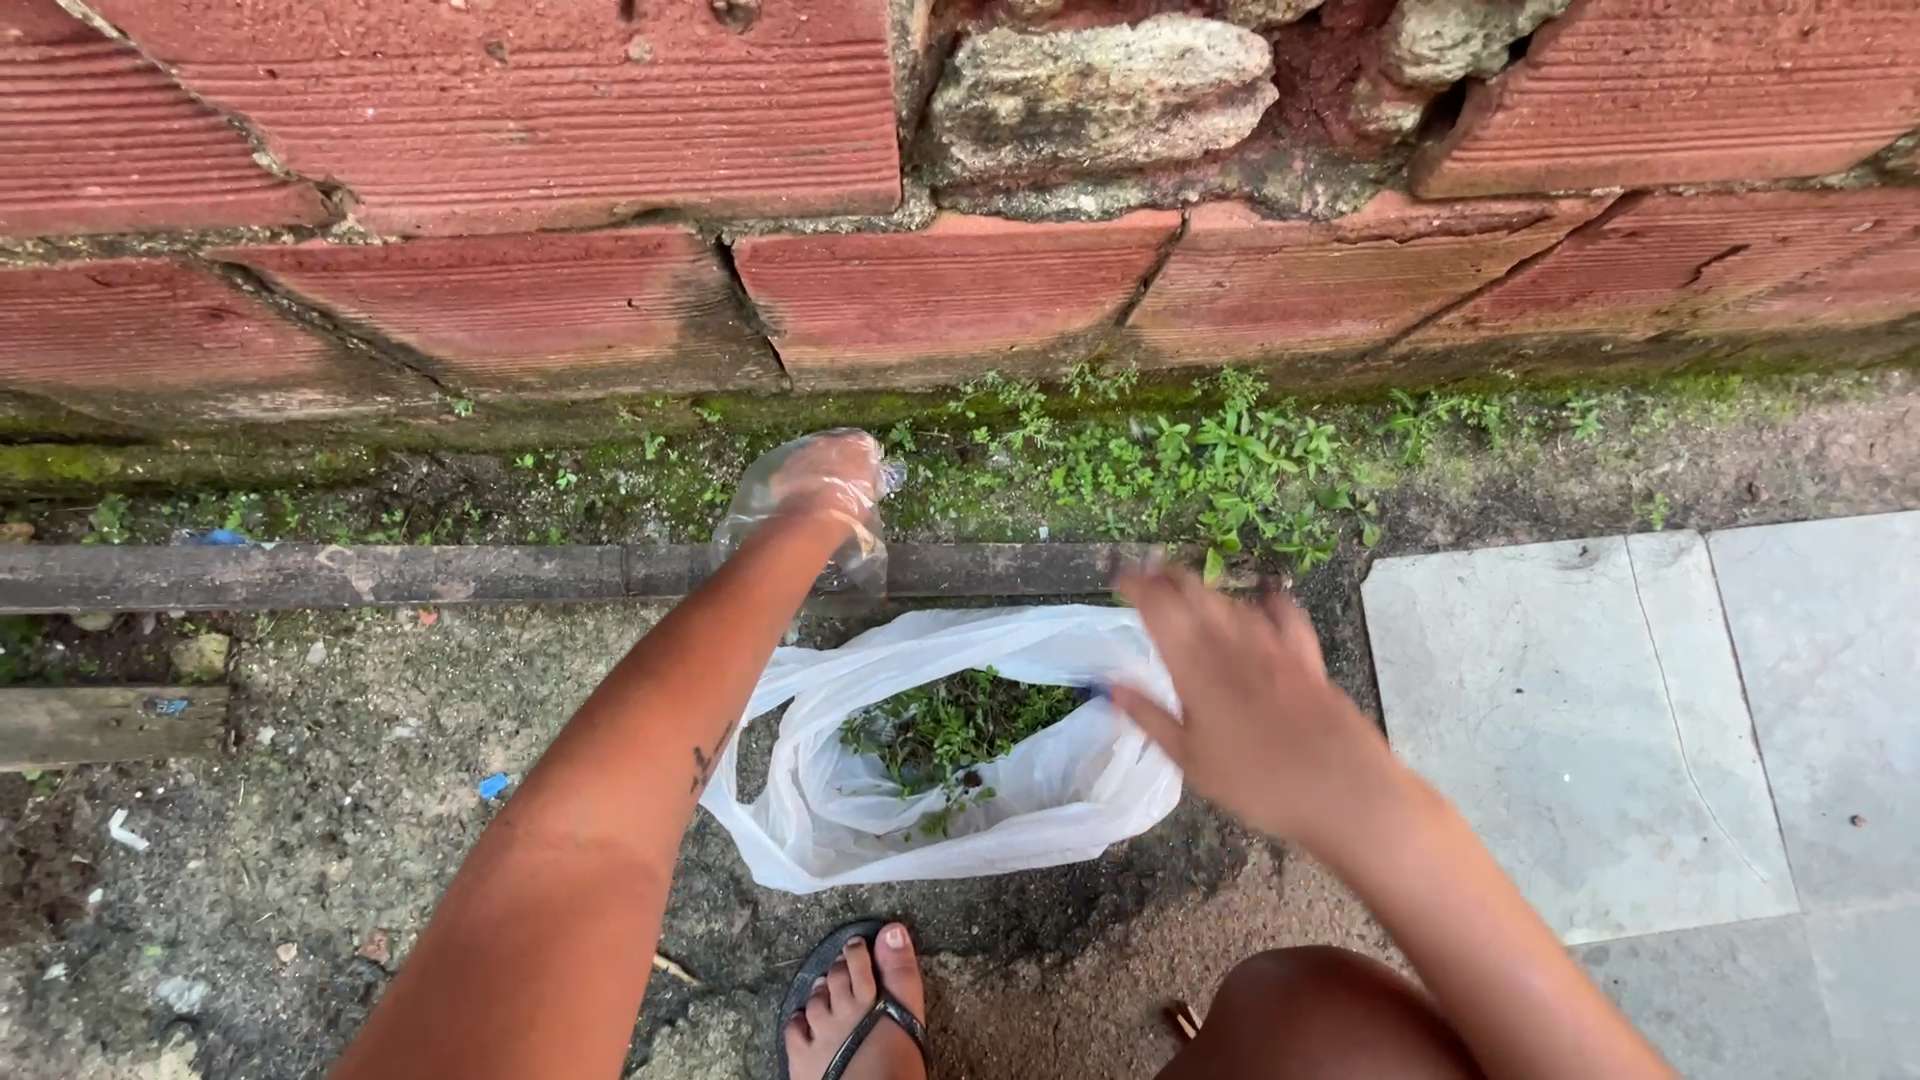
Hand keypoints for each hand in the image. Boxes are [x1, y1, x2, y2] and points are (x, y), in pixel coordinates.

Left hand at [768, 429, 884, 519]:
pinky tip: (803, 499)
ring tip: (820, 493)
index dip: (865, 463)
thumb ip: (869, 482)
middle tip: (842, 484)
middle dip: (839, 462)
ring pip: (813, 457)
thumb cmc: (852, 506)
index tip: (865, 478)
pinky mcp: (786, 465)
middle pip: (836, 447)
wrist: (815, 516)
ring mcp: (805, 450)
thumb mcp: (871, 494)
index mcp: (858, 443)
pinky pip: (796, 470)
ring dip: (817, 470)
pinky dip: (799, 480)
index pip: (865, 446)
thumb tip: (866, 484)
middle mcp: (830, 439)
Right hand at [1110, 562, 1418, 860]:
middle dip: (1166, 576)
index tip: (1119, 579)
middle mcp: (1232, 643)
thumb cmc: (1255, 782)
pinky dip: (1268, 602)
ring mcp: (1273, 646)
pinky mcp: (1306, 657)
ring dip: (1205, 589)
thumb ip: (1148, 716)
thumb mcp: (1189, 758)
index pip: (1158, 606)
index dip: (1136, 585)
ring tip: (1188, 589)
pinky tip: (1264, 597)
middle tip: (1147, 575)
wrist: (1342, 790)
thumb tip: (1109, 687)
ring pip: (1232, 600)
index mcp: (1195, 665)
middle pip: (1195, 591)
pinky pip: (1285, 615)